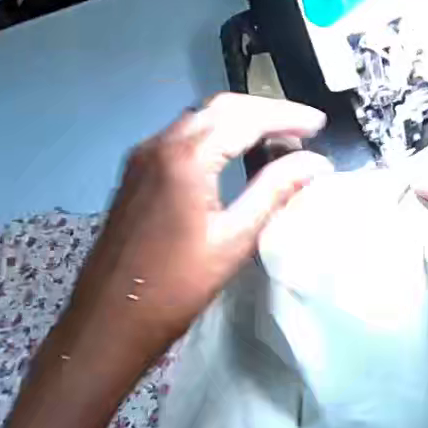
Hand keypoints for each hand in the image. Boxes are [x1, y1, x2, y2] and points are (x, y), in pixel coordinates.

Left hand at [59, 94, 332, 379]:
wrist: (108, 318)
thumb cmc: (176, 286)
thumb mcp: (234, 239)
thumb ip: (275, 192)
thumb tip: (317, 163)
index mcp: (185, 157)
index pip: (245, 117)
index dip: (286, 116)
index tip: (319, 124)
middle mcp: (160, 143)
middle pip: (221, 108)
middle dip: (264, 112)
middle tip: (302, 130)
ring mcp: (143, 156)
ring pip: (199, 120)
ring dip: (239, 122)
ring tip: (277, 144)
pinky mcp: (136, 172)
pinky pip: (182, 137)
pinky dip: (215, 136)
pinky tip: (235, 158)